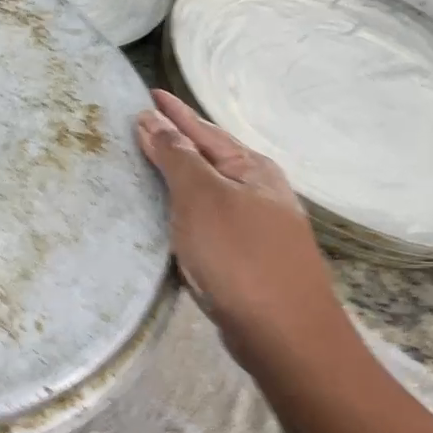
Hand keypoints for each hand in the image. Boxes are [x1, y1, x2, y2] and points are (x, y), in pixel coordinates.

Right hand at [134, 89, 350, 368]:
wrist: (287, 339)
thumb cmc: (240, 257)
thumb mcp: (201, 197)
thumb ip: (177, 156)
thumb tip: (155, 121)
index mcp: (253, 170)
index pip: (203, 130)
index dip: (175, 113)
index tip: (150, 94)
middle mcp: (260, 192)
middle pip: (211, 155)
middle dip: (180, 138)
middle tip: (145, 122)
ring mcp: (258, 226)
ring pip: (211, 186)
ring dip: (183, 171)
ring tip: (154, 159)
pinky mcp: (249, 257)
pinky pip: (210, 214)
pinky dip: (188, 202)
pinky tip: (175, 211)